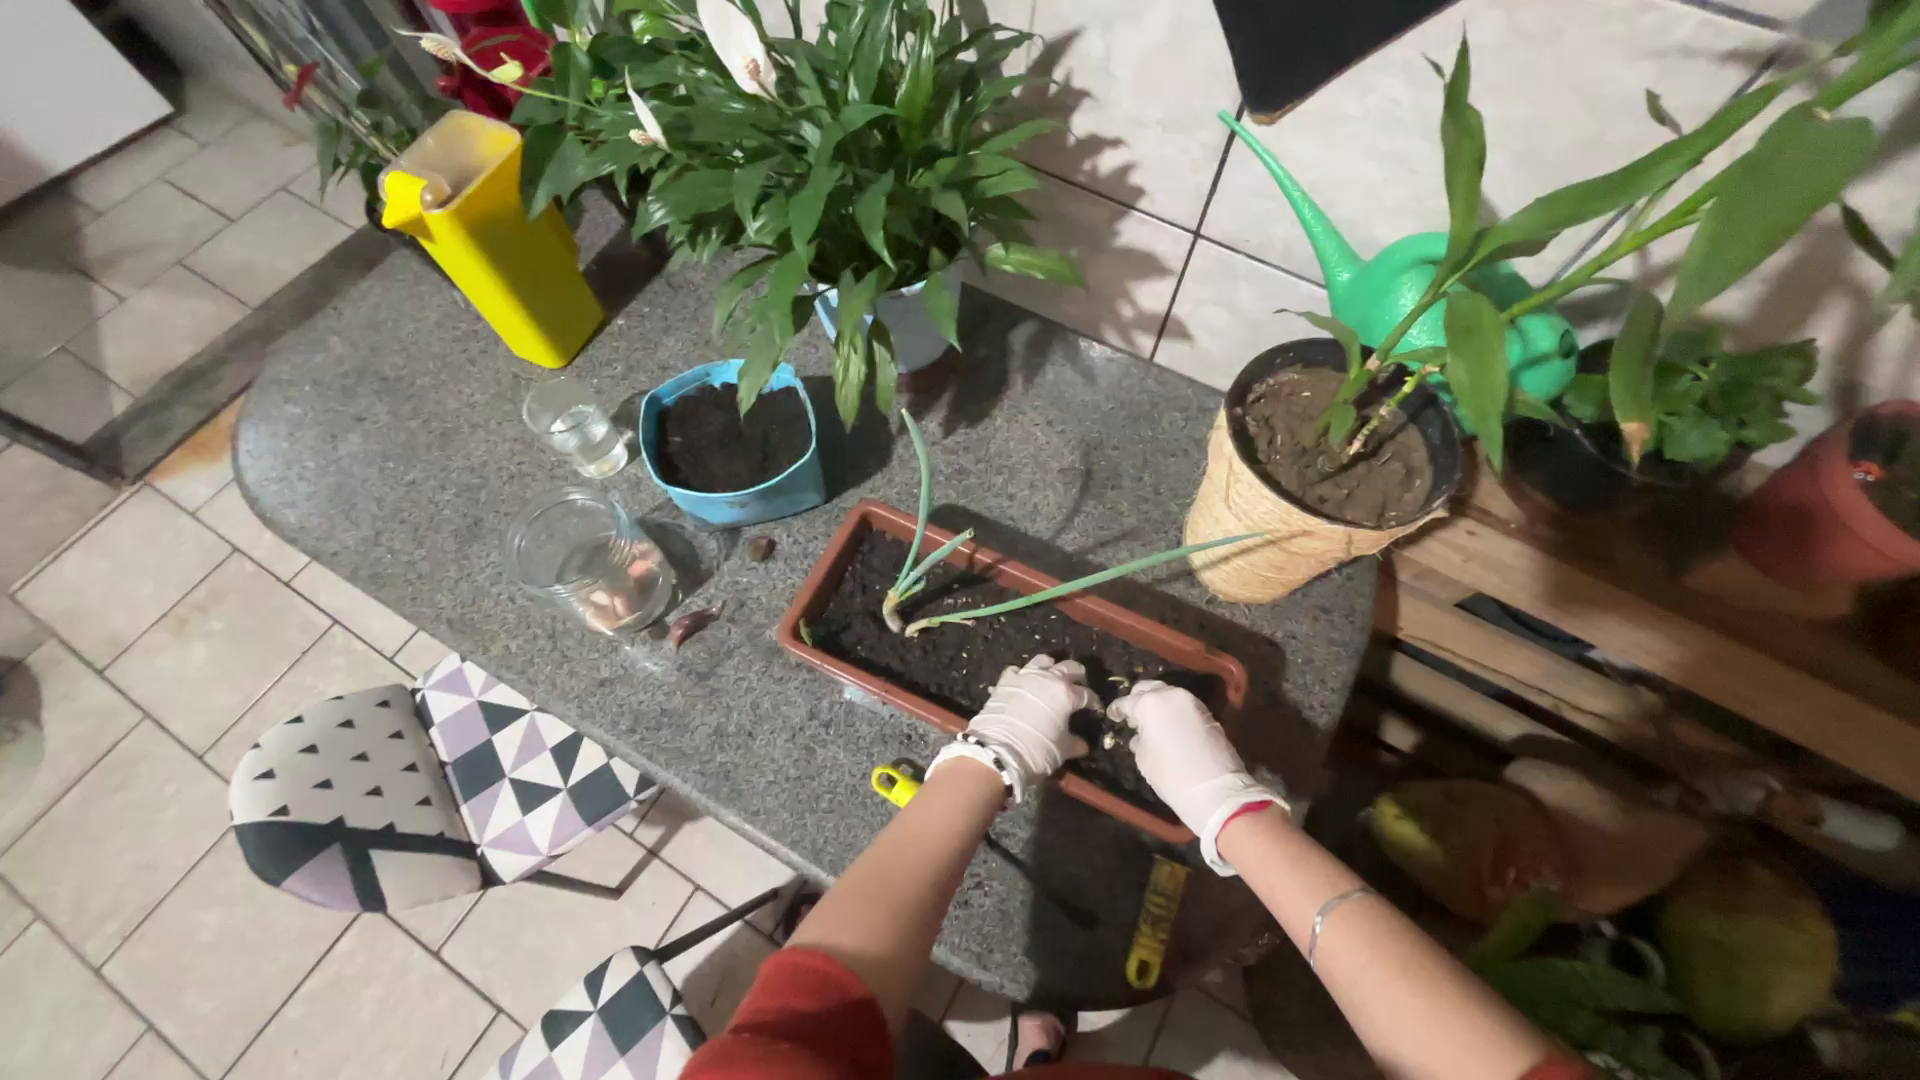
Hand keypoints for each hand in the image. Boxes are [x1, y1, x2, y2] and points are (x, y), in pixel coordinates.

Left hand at [931, 655, 1096, 801]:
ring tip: (1052, 676)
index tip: (1094, 709)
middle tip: (1079, 686)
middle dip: (1078, 676)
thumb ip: (1076, 744)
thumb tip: (1083, 745)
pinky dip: (1023, 675)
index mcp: (1067, 694)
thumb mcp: (1063, 750)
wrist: (998, 749)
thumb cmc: (1038, 750)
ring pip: (1043, 660)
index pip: (1087, 694)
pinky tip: (1024, 683)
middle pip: (1070, 668)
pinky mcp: (1005, 680)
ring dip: (1051, 666)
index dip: (1093, 702)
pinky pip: (1017, 670)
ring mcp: (1025, 676)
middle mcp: (1048, 678)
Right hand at [1109, 680, 1284, 875]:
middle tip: (1133, 716)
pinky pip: (1183, 706)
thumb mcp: (1143, 758)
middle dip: (1138, 699)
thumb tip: (1140, 735)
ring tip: (1151, 722)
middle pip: (1149, 688)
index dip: (1117, 709)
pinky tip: (1169, 727)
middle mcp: (1171, 695)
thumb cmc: (1171, 775)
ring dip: (1158, 704)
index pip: (1126, 701)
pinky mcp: (1208, 713)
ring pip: (1168, 695)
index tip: (1113, 716)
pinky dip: (1173, 712)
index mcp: (1150, 703)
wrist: (1216, 790)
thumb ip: (1139, 739)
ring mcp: (1192, 702)